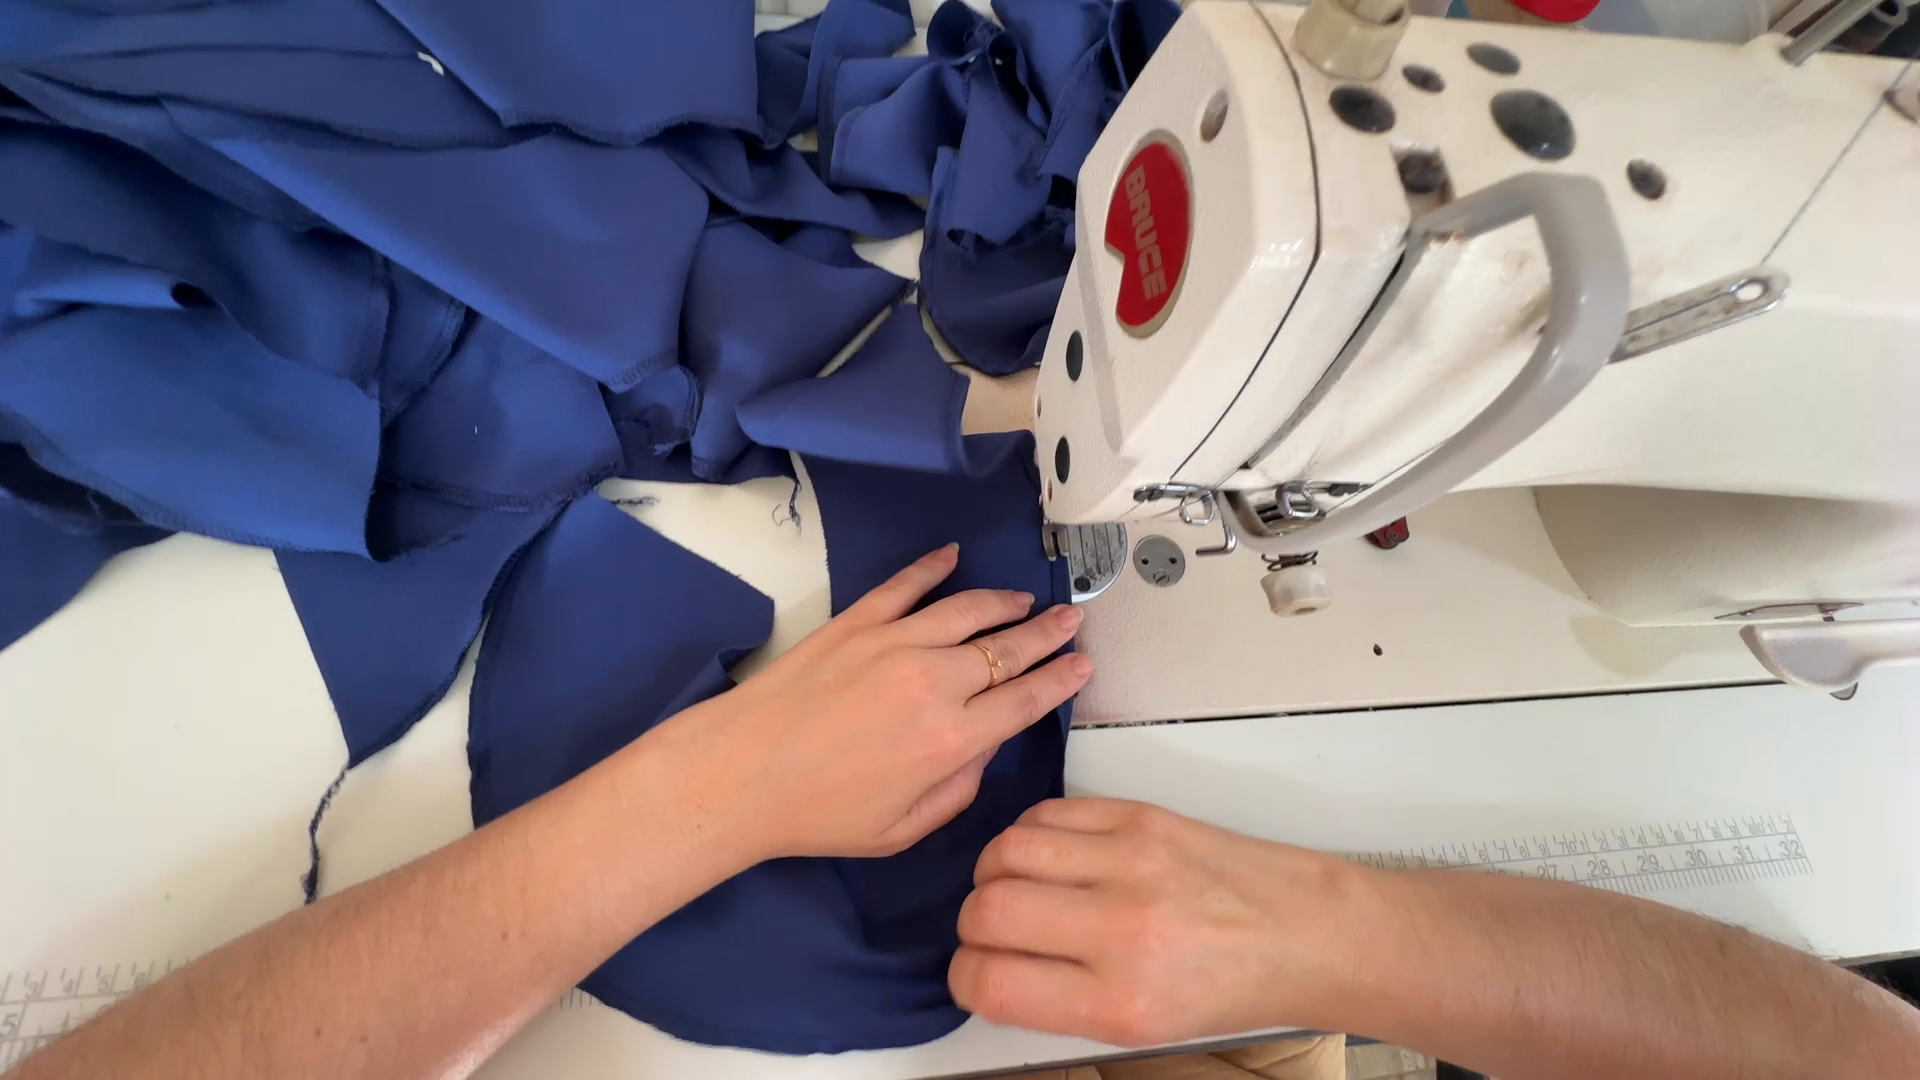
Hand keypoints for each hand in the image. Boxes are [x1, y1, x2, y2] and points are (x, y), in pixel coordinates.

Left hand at [641, 544, 1090, 862]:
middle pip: (1007, 648)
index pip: (1025, 699)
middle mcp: (935, 681)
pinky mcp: (858, 621)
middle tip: (1070, 619)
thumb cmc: (820, 813)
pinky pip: (905, 585)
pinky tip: (951, 556)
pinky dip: (931, 567)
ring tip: (1023, 600)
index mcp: (952, 739)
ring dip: (1002, 602)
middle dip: (1047, 633)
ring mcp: (895, 642)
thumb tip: (981, 746)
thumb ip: (958, 788)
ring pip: (967, 610)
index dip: (1061, 679)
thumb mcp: (903, 828)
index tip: (1083, 663)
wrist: (739, 773)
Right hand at [949, 798, 1371, 1045]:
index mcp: (1122, 1002)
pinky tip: (1042, 853)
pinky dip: (1026, 834)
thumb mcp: (1141, 1025)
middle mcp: (1120, 927)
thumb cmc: (1224, 988)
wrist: (1299, 929)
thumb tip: (988, 962)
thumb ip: (1058, 997)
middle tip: (989, 928)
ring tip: (1010, 884)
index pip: (994, 982)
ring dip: (991, 870)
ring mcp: (1128, 859)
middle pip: (989, 909)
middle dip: (971, 922)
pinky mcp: (1136, 813)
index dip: (963, 976)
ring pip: (1007, 849)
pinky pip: (1045, 812)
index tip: (974, 971)